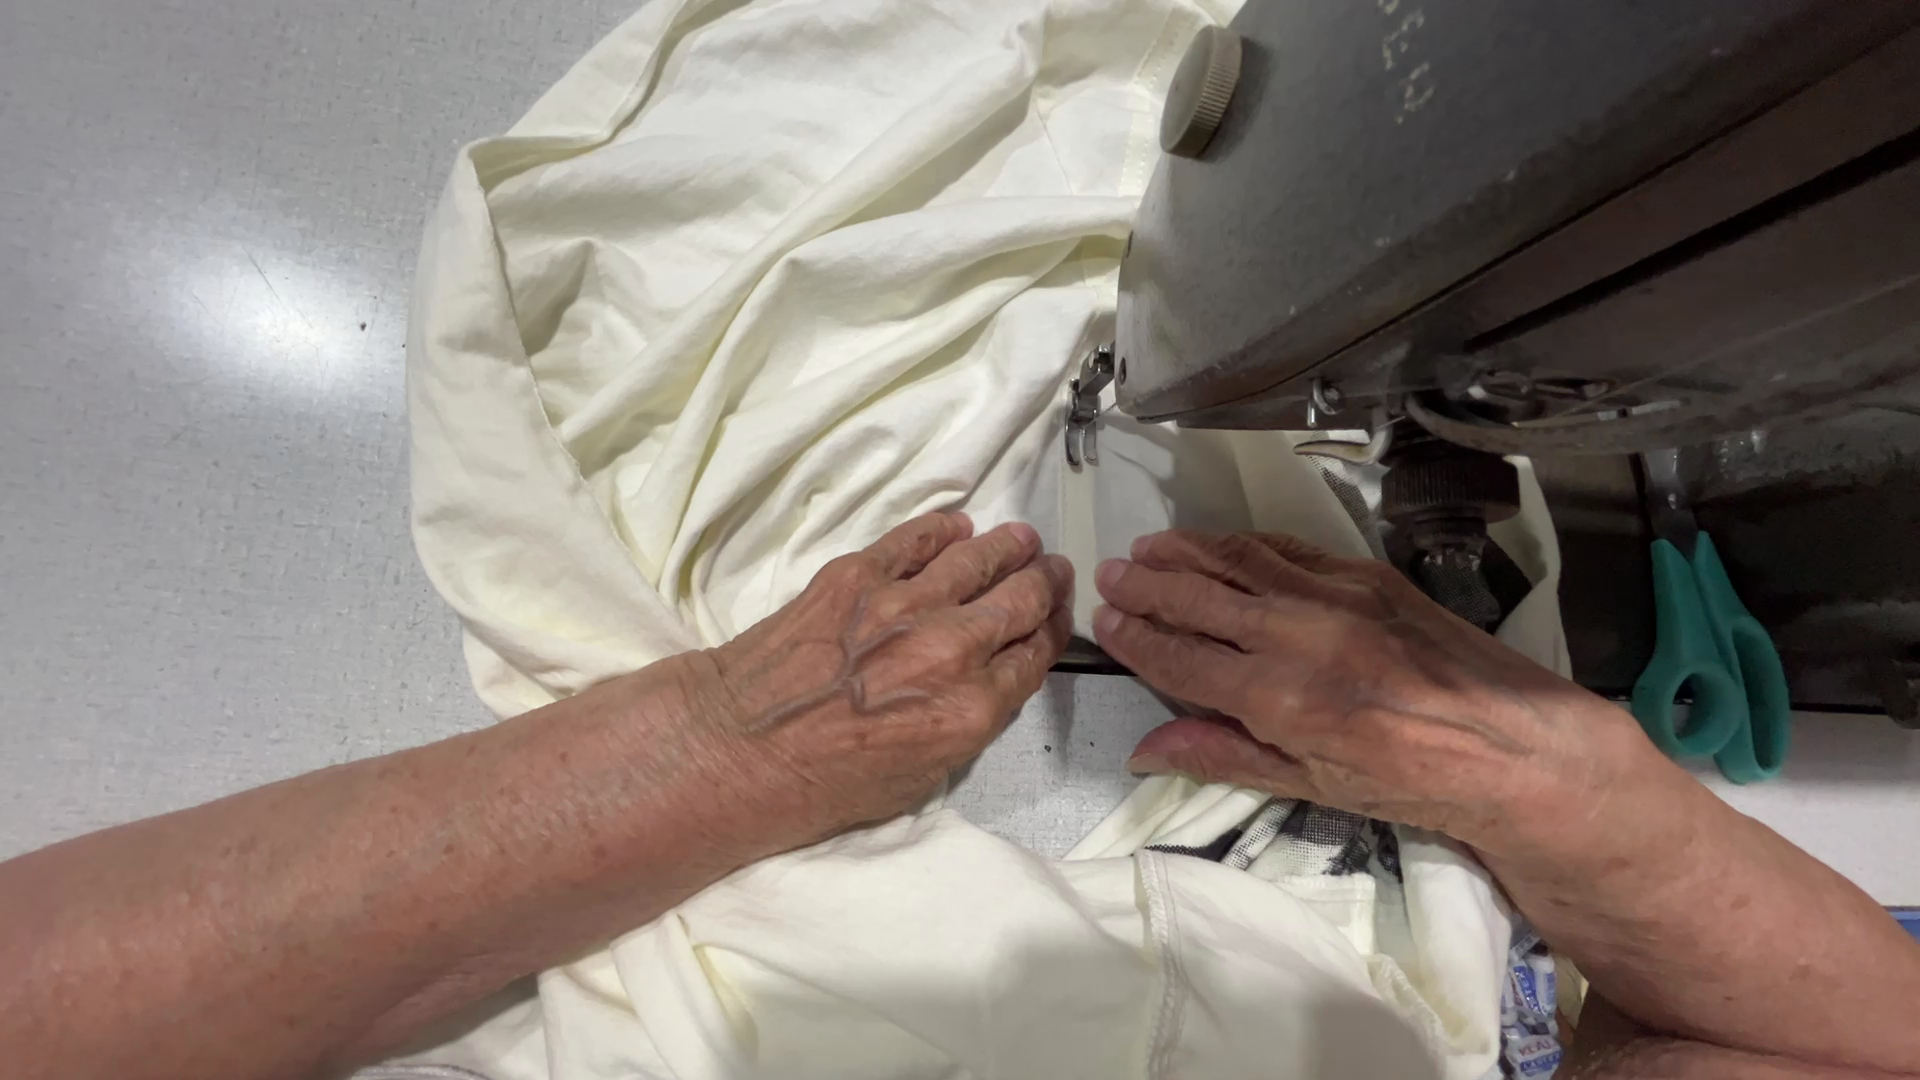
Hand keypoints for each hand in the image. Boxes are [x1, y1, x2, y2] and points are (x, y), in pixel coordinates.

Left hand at [661, 512, 1072, 858]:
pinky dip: (943, 528)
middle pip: (1019, 601)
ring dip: (1008, 546)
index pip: (1035, 654)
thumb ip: (970, 720)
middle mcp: (949, 650)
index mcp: (970, 711)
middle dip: (1044, 582)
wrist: (737, 748)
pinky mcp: (857, 573)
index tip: (1057, 614)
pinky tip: (958, 526)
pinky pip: (915, 538)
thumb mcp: (922, 777)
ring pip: (977, 559)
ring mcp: (902, 604)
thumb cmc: (826, 783)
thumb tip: (994, 673)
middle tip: (1050, 568)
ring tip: (1020, 539)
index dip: (1053, 629)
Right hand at [1090, 529, 1653, 855]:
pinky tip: (1217, 543)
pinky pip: (1286, 548)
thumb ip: (1220, 756)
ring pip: (1236, 560)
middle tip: (1108, 572)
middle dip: (1144, 585)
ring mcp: (1333, 596)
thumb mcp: (1308, 786)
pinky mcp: (1364, 573)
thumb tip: (1141, 752)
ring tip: (1146, 546)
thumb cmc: (1407, 781)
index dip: (1135, 638)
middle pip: (1198, 599)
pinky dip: (1241, 543)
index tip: (1103, 620)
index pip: (1181, 658)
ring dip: (1184, 550)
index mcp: (1279, 699)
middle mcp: (1297, 636)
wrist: (1517, 746)